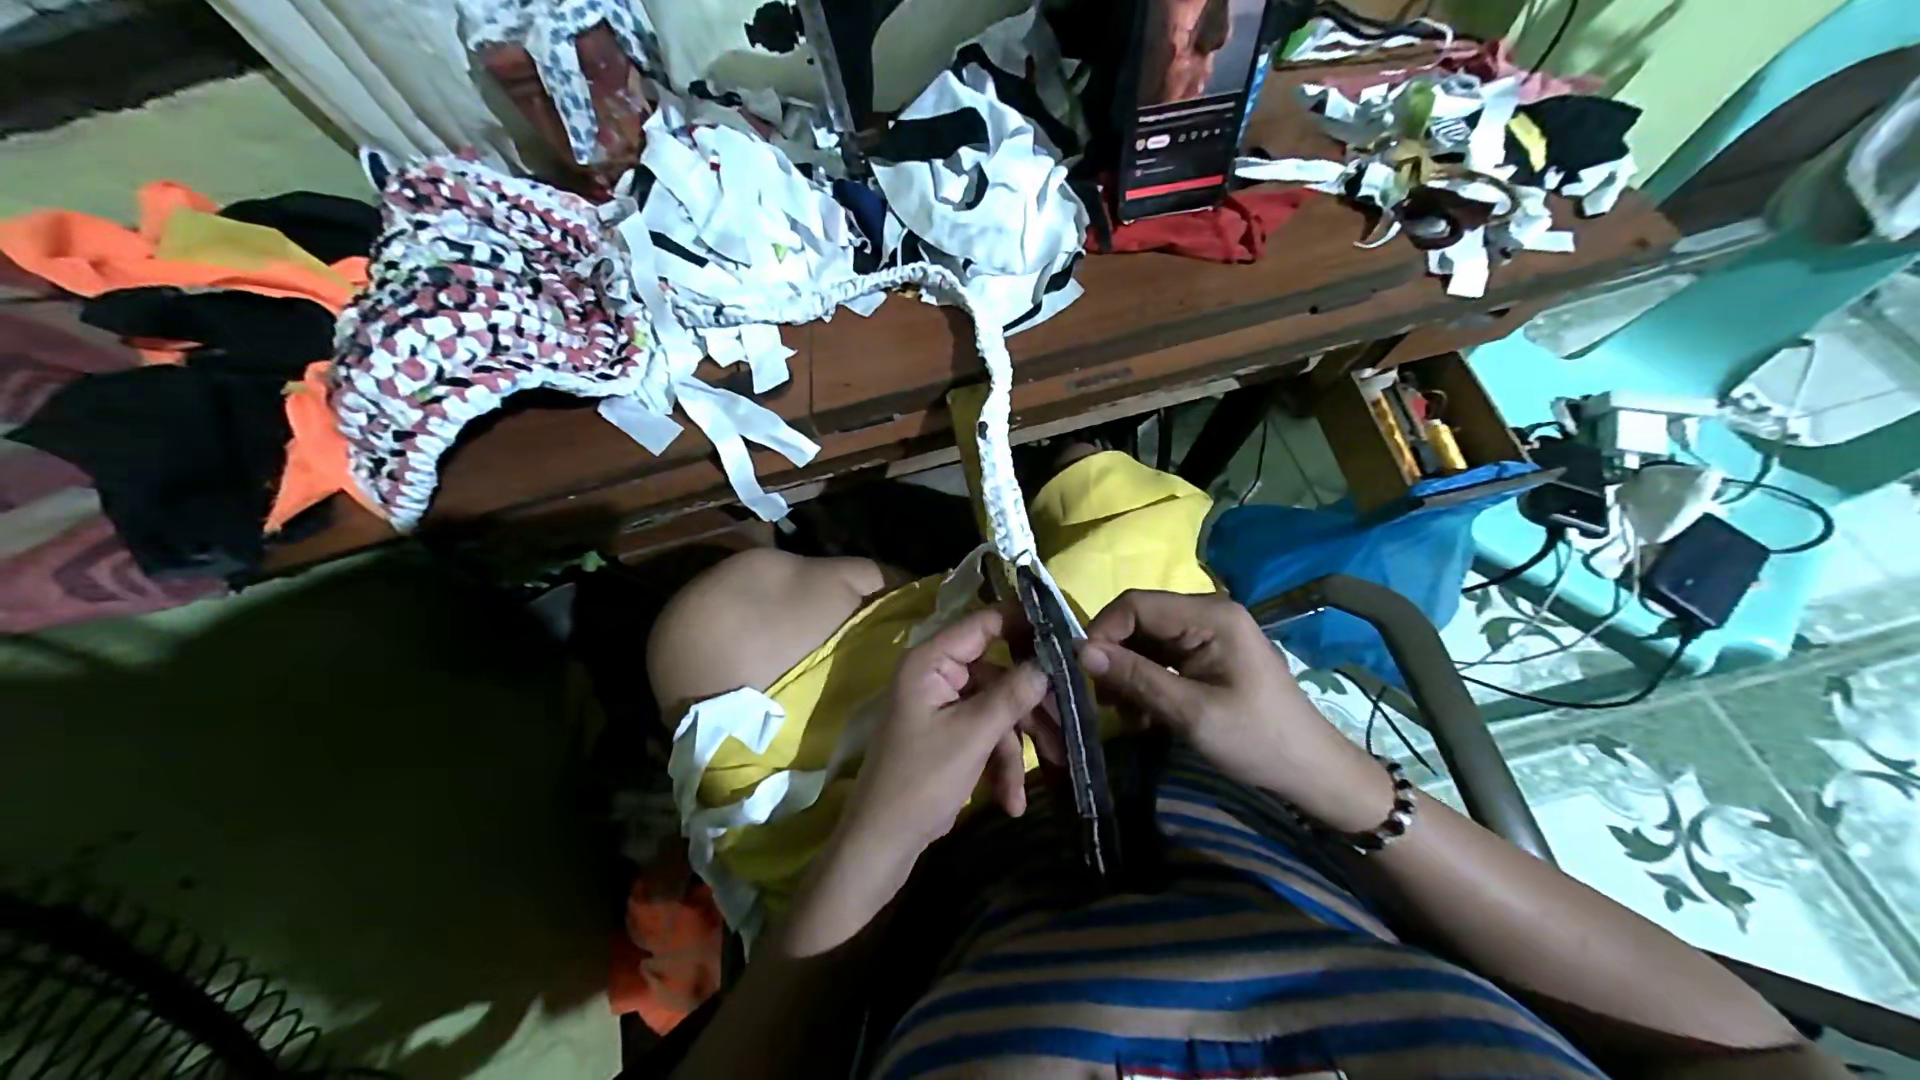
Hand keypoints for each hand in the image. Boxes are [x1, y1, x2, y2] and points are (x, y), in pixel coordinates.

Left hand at [782, 607, 1048, 954]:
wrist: (883, 842)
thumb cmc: (921, 779)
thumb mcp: (973, 735)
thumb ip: (1012, 694)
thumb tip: (1048, 661)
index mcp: (931, 661)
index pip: (984, 623)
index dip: (1023, 624)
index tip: (1064, 635)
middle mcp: (937, 676)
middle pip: (999, 674)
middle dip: (1031, 709)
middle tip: (1067, 727)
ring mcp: (944, 707)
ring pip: (998, 710)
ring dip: (1018, 748)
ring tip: (1048, 774)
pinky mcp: (950, 735)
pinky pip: (986, 736)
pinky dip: (1001, 765)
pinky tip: (1012, 801)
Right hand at [1078, 589, 1392, 833]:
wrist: (1311, 771)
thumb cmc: (1256, 740)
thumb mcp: (1191, 712)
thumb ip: (1135, 677)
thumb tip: (1080, 651)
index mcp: (1211, 615)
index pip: (1136, 604)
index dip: (1103, 632)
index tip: (1083, 671)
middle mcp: (1207, 613)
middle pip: (1138, 620)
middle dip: (1114, 656)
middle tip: (1100, 698)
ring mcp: (1207, 634)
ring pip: (1145, 640)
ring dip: (1126, 673)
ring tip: (1121, 713)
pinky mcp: (1206, 654)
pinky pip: (1160, 657)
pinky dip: (1144, 681)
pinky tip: (1140, 714)